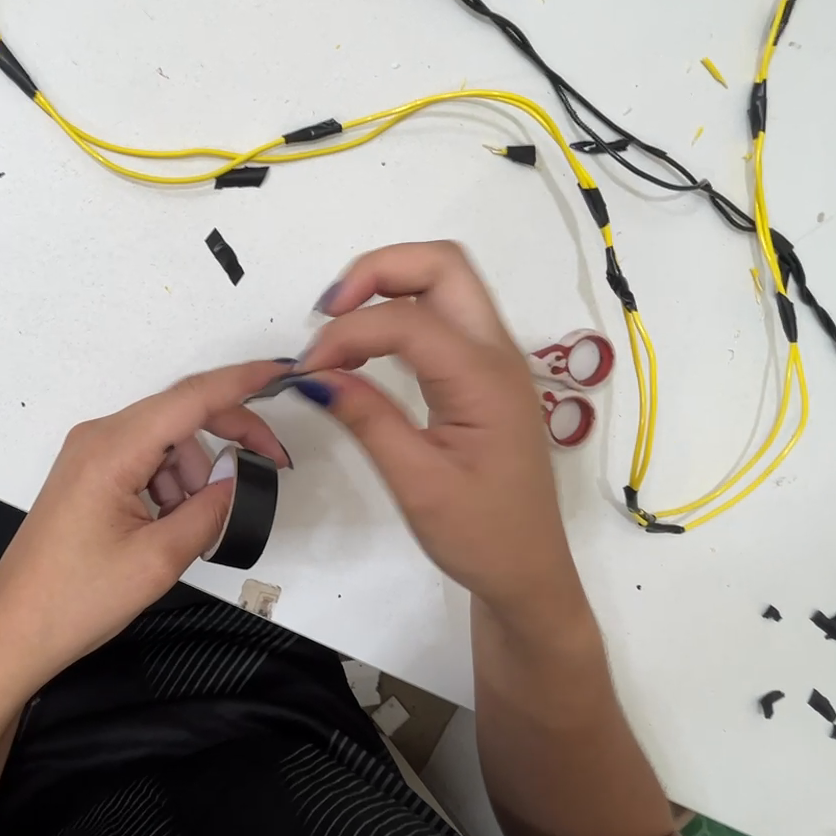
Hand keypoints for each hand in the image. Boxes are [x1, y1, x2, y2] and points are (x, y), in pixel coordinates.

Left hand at [0, 361, 293, 699]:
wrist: (13, 633)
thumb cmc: (76, 601)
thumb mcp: (158, 560)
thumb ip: (210, 511)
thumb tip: (240, 477)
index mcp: (112, 448)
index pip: (190, 398)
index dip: (241, 382)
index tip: (282, 372)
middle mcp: (99, 436)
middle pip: (181, 415)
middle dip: (230, 435)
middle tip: (271, 466)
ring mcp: (90, 453)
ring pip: (167, 443)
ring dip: (193, 475)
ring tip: (186, 530)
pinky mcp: (89, 473)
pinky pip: (146, 460)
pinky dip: (170, 485)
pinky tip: (167, 526)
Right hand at [294, 241, 575, 612]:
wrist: (528, 571)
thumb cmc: (479, 535)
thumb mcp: (416, 483)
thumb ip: (367, 419)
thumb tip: (313, 374)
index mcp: (484, 380)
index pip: (407, 321)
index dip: (347, 333)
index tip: (306, 370)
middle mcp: (496, 353)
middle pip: (442, 264)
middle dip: (376, 270)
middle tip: (329, 312)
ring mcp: (494, 357)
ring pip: (444, 279)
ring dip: (387, 284)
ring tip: (340, 325)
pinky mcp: (482, 371)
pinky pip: (442, 312)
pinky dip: (398, 309)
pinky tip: (366, 347)